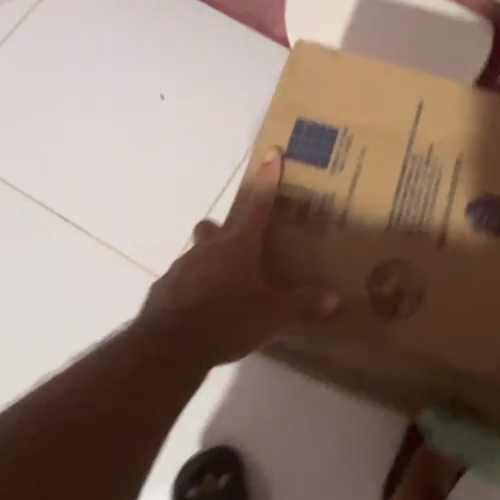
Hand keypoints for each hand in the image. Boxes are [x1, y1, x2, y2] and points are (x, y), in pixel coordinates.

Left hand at [140, 150, 338, 366]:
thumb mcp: (272, 315)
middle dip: (226, 227)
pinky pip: (181, 280)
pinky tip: (200, 310)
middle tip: (240, 243)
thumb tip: (335, 298)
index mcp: (239, 245)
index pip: (258, 203)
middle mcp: (209, 248)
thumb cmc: (228, 320)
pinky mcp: (164, 289)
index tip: (271, 153)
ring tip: (223, 286)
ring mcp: (182, 266)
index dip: (267, 178)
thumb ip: (302, 304)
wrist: (169, 346)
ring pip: (197, 252)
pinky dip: (192, 288)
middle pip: (216, 225)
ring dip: (208, 260)